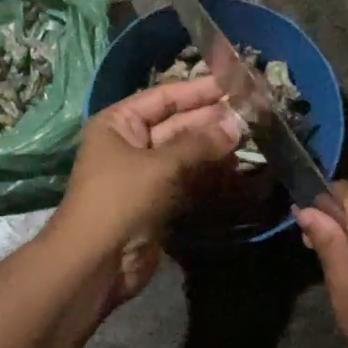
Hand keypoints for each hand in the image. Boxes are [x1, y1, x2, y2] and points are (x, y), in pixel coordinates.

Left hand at [44, 78, 242, 303]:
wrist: (95, 264)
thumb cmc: (120, 200)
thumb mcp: (160, 165)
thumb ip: (199, 143)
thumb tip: (236, 124)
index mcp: (119, 123)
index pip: (163, 97)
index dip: (198, 90)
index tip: (233, 83)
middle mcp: (130, 143)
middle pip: (177, 124)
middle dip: (212, 120)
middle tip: (252, 114)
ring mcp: (144, 175)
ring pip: (186, 154)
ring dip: (215, 149)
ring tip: (252, 139)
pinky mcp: (158, 202)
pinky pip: (188, 180)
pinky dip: (210, 175)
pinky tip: (238, 169)